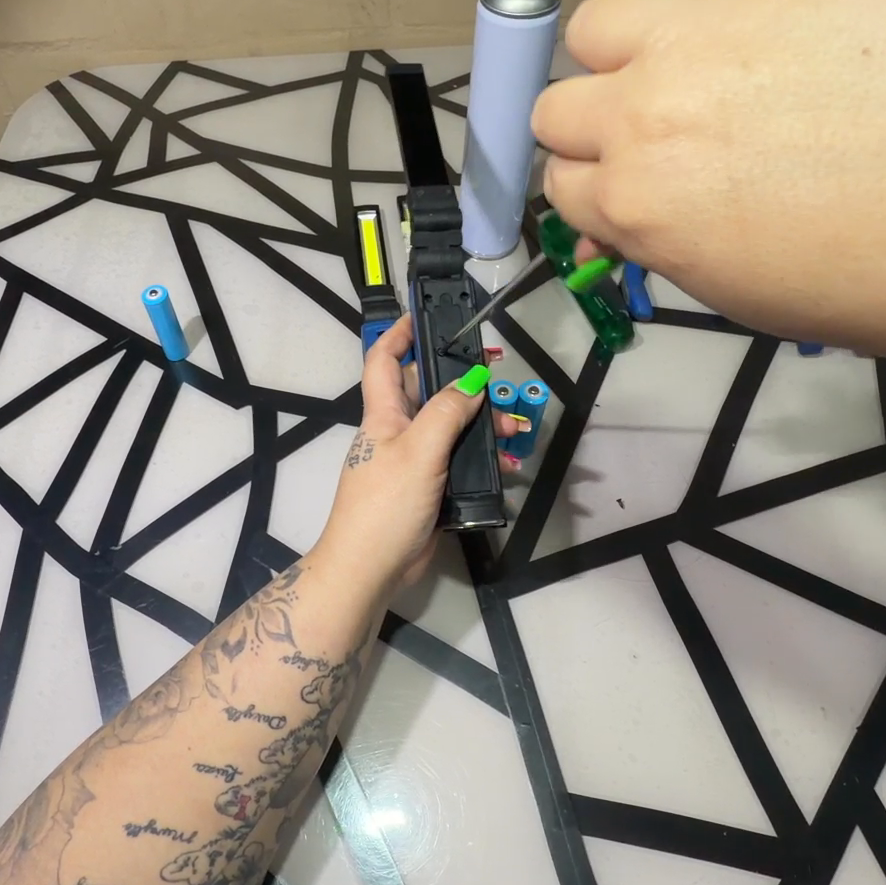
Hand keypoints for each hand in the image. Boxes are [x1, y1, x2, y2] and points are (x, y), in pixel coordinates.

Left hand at [315, 319, 520, 590]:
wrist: (370, 569)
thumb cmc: (386, 503)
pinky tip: (508, 468)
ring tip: (515, 434)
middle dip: (464, 384)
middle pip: (431, 393)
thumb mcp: (418, 451)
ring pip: (451, 430)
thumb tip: (472, 382)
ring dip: (483, 427)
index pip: (385, 361)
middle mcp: (397, 431)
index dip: (400, 334)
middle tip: (500, 376)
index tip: (425, 316)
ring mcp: (413, 461)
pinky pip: (459, 464)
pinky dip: (483, 462)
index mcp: (384, 413)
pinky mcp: (429, 489)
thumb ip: (446, 413)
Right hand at [534, 0, 885, 382]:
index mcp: (633, 204)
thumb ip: (652, 243)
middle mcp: (642, 112)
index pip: (560, 185)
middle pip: (557, 108)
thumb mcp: (729, 292)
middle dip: (594, 128)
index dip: (596, 191)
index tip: (634, 191)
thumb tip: (613, 217)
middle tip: (658, 135)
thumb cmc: (873, 282)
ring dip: (623, 52)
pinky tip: (743, 9)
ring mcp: (701, 29)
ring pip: (596, 24)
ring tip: (691, 63)